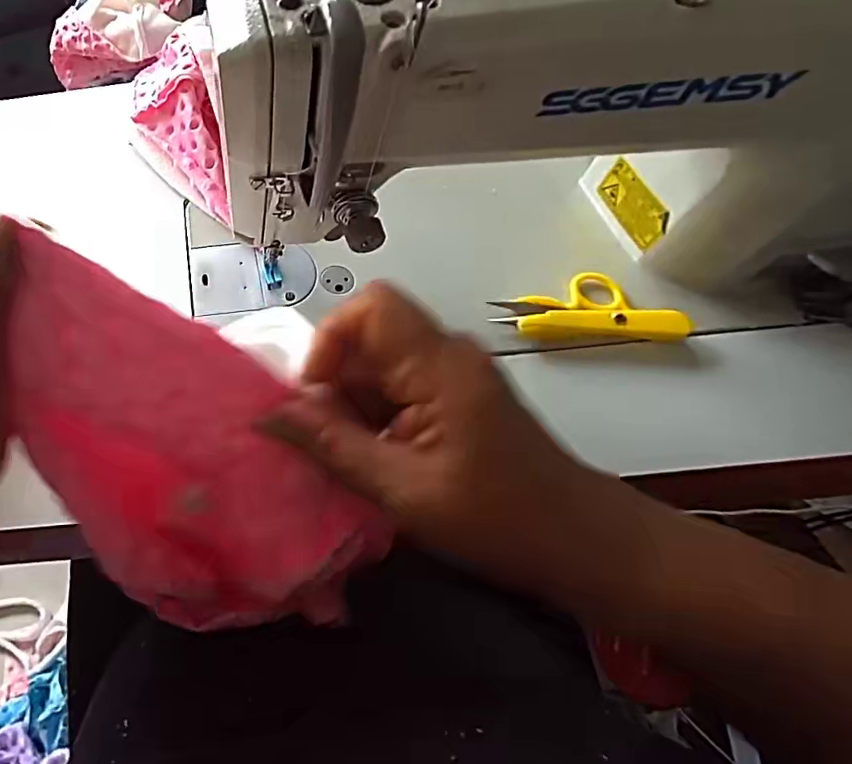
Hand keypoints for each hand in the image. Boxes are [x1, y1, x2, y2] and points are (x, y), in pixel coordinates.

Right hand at [263, 282, 609, 592]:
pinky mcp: (456, 388)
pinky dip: (378, 414)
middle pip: (368, 337)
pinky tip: (388, 459)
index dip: (331, 339)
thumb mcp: (403, 491)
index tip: (319, 396)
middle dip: (339, 386)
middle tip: (338, 445)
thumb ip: (331, 446)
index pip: (371, 306)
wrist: (585, 544)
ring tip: (368, 460)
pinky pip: (398, 382)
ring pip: (378, 362)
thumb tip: (267, 414)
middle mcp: (448, 352)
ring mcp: (454, 369)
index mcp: (441, 366)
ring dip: (357, 406)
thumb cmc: (500, 521)